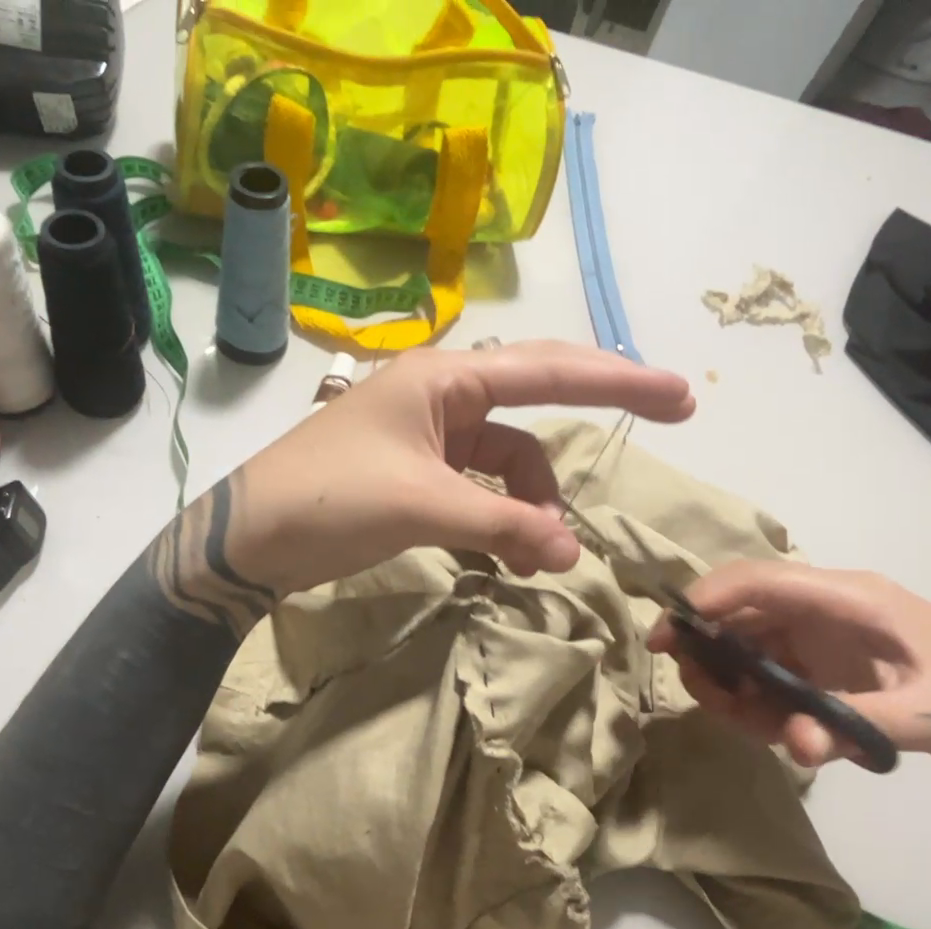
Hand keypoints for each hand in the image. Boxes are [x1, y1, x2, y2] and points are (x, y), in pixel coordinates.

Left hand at [227, 341, 694, 594]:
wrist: (249, 538)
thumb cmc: (329, 499)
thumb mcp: (422, 506)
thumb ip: (503, 524)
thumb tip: (572, 552)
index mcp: (443, 379)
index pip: (548, 370)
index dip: (620, 380)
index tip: (682, 393)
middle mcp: (441, 397)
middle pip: (537, 400)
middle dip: (596, 415)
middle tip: (672, 417)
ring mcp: (428, 437)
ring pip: (508, 461)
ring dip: (533, 504)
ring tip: (544, 554)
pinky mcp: (416, 476)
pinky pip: (479, 490)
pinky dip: (501, 519)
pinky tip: (511, 556)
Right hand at [649, 561, 930, 788]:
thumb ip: (856, 726)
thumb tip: (793, 742)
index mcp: (850, 598)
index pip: (759, 580)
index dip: (705, 599)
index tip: (668, 637)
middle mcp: (823, 611)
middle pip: (738, 616)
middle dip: (709, 654)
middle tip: (704, 699)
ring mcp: (819, 640)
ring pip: (745, 651)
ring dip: (733, 688)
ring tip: (755, 729)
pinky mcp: (820, 668)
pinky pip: (767, 679)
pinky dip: (759, 707)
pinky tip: (787, 737)